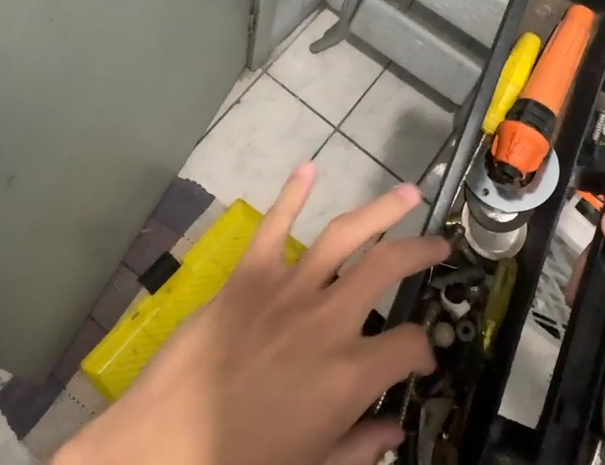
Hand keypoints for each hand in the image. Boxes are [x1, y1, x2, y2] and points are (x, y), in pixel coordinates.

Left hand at [57, 163, 450, 464]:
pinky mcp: (247, 277)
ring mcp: (286, 291)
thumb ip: (360, 448)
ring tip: (408, 193)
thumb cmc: (242, 462)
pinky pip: (272, 227)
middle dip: (421, 251)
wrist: (165, 444)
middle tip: (439, 244)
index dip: (423, 350)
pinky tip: (307, 169)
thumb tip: (392, 433)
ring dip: (380, 209)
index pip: (409, 345)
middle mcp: (327, 321)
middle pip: (388, 268)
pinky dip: (290, 195)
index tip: (419, 357)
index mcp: (349, 375)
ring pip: (343, 235)